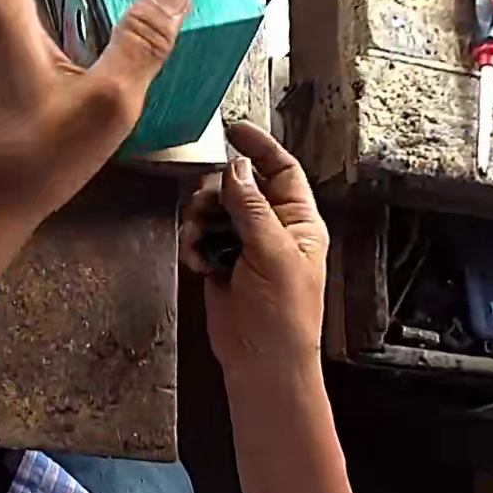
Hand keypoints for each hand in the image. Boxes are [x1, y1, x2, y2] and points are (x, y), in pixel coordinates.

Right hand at [181, 122, 328, 378]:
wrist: (261, 363)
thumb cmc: (284, 315)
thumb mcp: (272, 254)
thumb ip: (252, 208)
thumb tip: (236, 167)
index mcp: (297, 221)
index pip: (281, 170)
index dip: (260, 147)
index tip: (234, 129)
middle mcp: (271, 228)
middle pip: (239, 187)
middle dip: (218, 194)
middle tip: (207, 208)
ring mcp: (244, 245)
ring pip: (214, 210)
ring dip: (201, 221)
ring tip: (201, 242)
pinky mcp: (220, 262)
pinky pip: (200, 237)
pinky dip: (195, 245)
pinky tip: (199, 263)